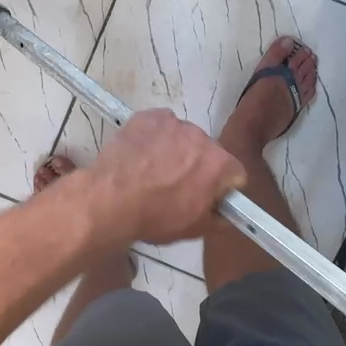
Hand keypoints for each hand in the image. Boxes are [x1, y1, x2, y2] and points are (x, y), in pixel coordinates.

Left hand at [61, 110, 245, 246]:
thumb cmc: (156, 216)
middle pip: (209, 152)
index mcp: (220, 164)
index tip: (206, 198)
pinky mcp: (148, 116)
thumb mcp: (195, 229)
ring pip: (183, 137)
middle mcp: (201, 136)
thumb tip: (224, 210)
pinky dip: (155, 137)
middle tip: (176, 187)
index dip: (223, 189)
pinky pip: (160, 125)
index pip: (235, 174)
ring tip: (153, 171)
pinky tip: (142, 155)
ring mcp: (173, 123)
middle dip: (198, 167)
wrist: (110, 199)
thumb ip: (219, 217)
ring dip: (176, 150)